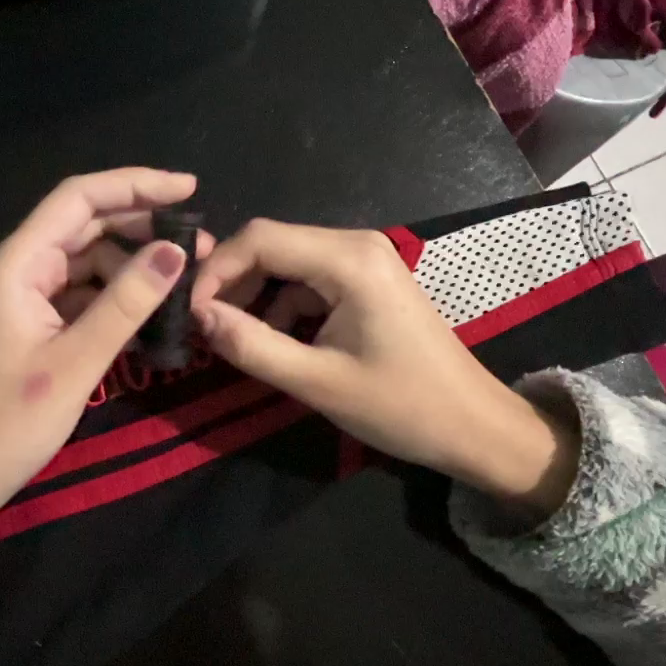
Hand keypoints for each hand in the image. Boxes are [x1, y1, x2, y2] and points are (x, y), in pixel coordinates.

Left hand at [0, 168, 209, 516]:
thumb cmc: (8, 422)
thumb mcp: (77, 360)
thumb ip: (127, 302)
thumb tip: (177, 250)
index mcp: (18, 263)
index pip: (79, 199)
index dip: (135, 185)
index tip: (189, 188)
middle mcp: (19, 267)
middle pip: (86, 224)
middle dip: (143, 227)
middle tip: (202, 247)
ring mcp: (24, 295)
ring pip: (88, 260)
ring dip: (133, 265)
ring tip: (183, 284)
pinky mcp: (32, 322)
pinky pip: (81, 292)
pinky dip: (116, 295)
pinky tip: (150, 311)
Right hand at [190, 220, 577, 511]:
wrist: (476, 427)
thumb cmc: (402, 406)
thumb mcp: (317, 382)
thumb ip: (251, 345)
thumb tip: (197, 317)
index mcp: (349, 259)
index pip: (259, 239)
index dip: (215, 270)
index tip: (189, 313)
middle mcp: (356, 244)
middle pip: (272, 245)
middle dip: (232, 283)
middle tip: (203, 327)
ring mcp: (365, 259)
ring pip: (287, 263)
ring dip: (256, 297)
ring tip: (233, 340)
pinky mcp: (367, 280)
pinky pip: (309, 281)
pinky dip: (283, 306)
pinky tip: (275, 342)